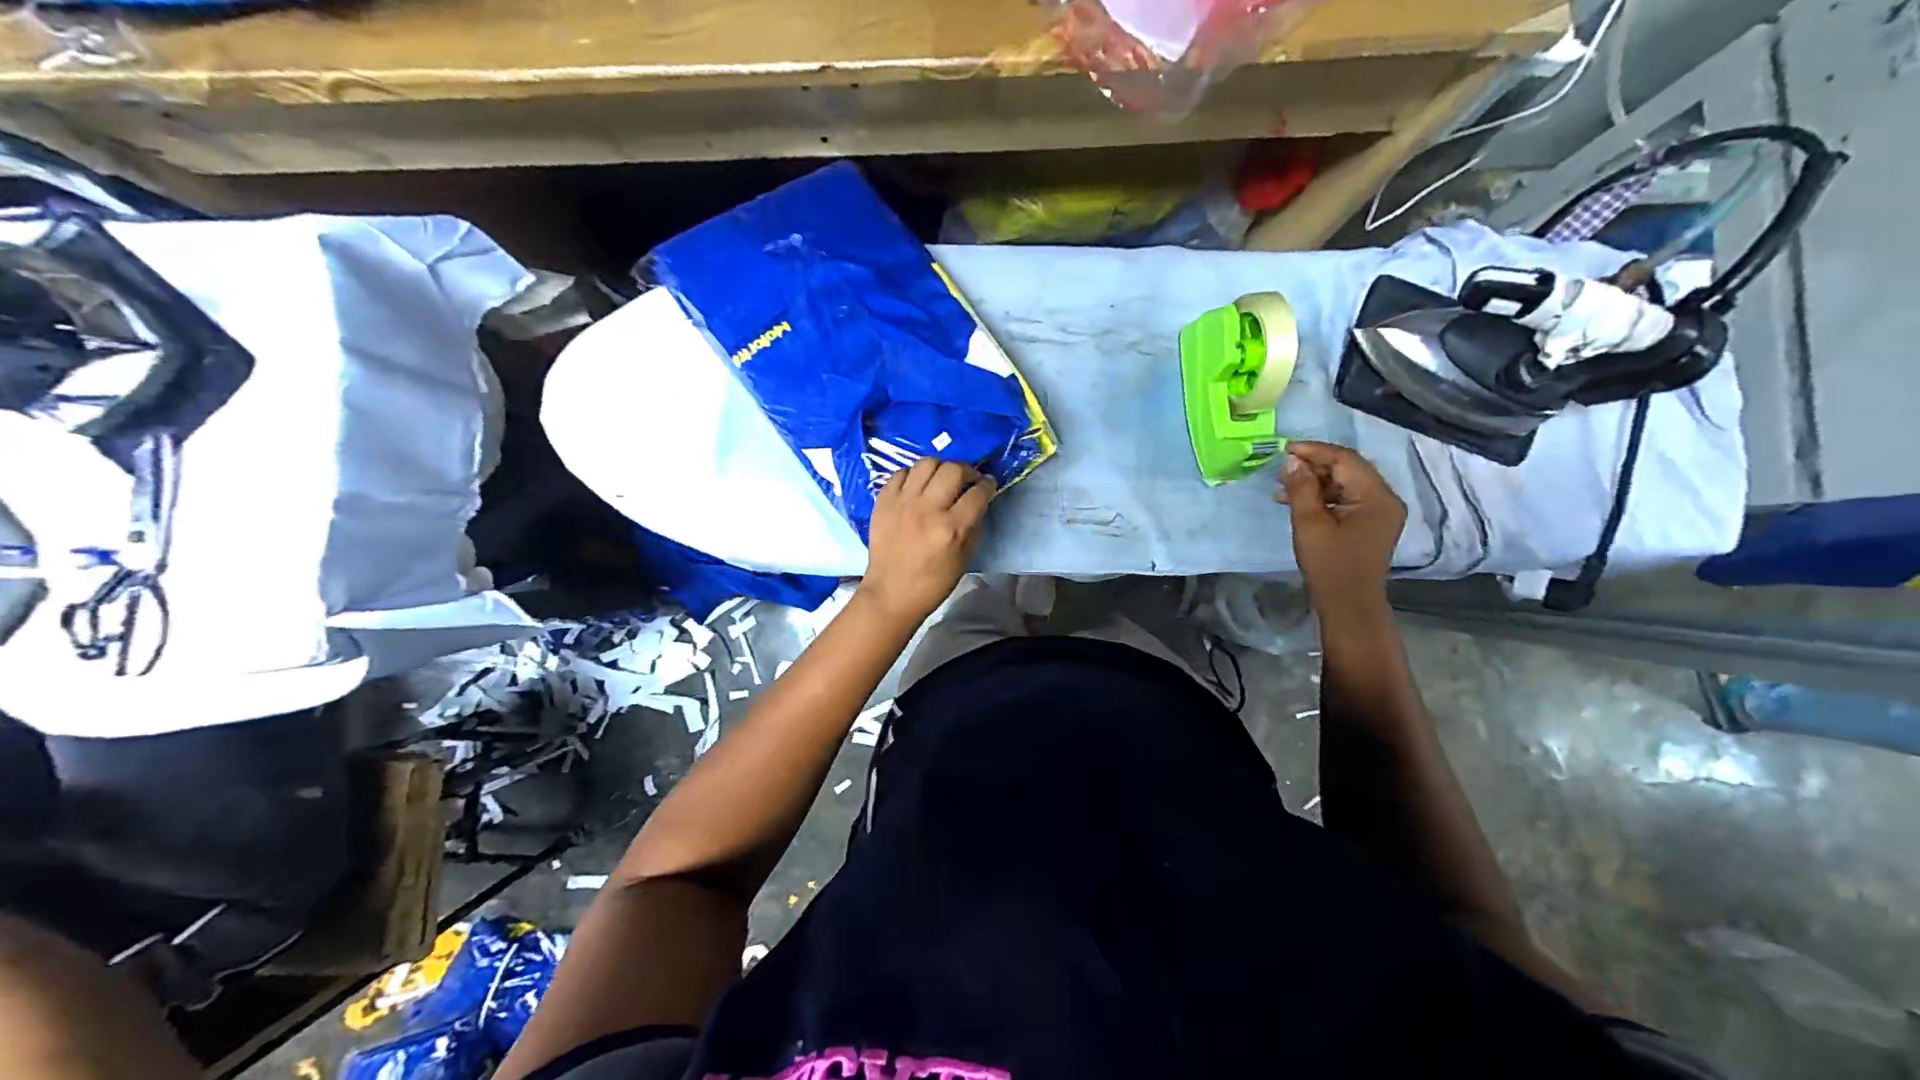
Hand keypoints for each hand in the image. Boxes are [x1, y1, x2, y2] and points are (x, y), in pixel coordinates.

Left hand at [859, 459, 996, 625]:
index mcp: (951, 528)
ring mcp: (902, 502)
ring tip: (942, 479)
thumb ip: (975, 524)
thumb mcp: (965, 557)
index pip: (978, 493)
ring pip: (927, 463)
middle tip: (968, 479)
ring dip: (940, 467)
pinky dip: (914, 475)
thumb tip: (979, 500)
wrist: (891, 592)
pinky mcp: (883, 501)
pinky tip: (918, 486)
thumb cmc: (933, 581)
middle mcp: (927, 509)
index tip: (988, 485)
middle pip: (953, 469)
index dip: (988, 485)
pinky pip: (901, 472)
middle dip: (967, 470)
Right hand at [1276, 441, 1404, 624]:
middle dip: (1314, 465)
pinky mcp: (1371, 522)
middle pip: (1349, 469)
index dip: (1314, 451)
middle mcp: (1386, 498)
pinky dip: (1323, 496)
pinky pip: (1347, 498)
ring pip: (1346, 483)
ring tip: (1284, 485)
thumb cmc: (1329, 565)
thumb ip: (1301, 488)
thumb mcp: (1309, 524)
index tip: (1285, 450)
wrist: (1348, 604)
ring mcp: (1380, 511)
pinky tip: (1298, 500)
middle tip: (1282, 468)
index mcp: (1377, 496)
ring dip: (1316, 481)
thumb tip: (1291, 461)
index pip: (1345, 460)